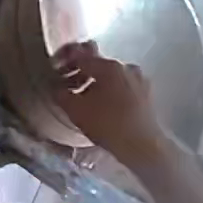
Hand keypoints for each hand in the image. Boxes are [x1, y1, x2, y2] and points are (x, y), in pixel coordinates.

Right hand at [52, 41, 164, 165]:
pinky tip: (105, 107)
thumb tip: (56, 87)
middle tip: (69, 87)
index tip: (56, 71)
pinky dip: (111, 92)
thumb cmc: (107, 124)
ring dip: (97, 84)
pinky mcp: (147, 95)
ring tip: (86, 100)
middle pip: (98, 66)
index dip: (65, 62)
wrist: (142, 145)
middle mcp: (126, 67)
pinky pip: (123, 87)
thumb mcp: (76, 110)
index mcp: (108, 66)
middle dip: (81, 74)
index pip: (81, 57)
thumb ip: (61, 94)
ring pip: (112, 77)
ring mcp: (139, 80)